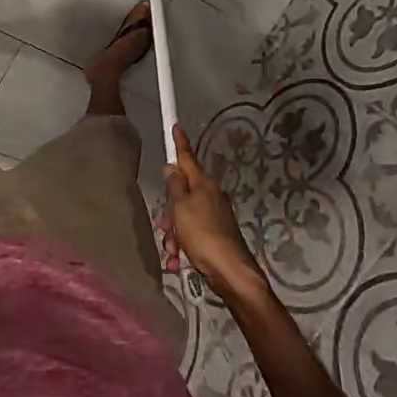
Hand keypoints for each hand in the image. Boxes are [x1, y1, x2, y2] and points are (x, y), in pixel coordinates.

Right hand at [161, 125, 264, 292]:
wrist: (229, 271)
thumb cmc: (203, 235)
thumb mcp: (182, 208)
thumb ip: (175, 186)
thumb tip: (172, 166)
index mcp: (203, 184)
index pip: (187, 158)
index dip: (180, 143)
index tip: (176, 126)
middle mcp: (209, 196)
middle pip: (180, 195)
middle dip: (168, 212)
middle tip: (166, 226)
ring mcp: (212, 216)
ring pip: (182, 218)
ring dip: (173, 234)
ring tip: (173, 250)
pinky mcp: (213, 236)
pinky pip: (190, 236)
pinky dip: (182, 247)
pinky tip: (177, 261)